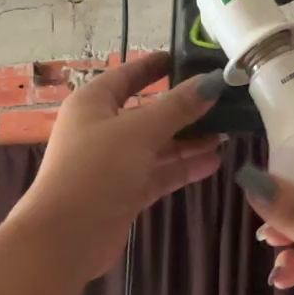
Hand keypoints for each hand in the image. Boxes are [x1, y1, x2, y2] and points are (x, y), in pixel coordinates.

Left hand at [3, 52, 225, 284]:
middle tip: (224, 101)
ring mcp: (112, 164)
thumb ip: (178, 107)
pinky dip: (181, 168)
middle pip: (147, 112)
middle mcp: (100, 129)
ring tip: (227, 134)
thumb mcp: (139, 131)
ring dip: (188, 141)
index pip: (128, 75)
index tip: (188, 58)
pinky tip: (213, 162)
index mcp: (93, 103)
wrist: (66, 236)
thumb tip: (212, 83)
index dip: (156, 66)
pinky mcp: (123, 193)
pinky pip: (157, 173)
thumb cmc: (97, 170)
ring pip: (155, 146)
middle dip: (184, 109)